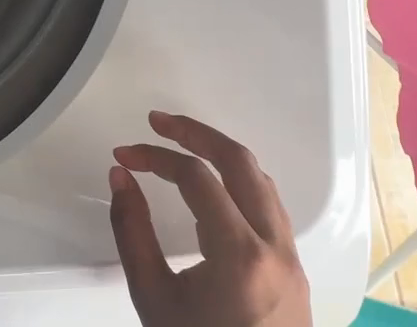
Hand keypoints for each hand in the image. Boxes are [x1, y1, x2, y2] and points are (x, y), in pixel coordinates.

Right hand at [110, 112, 311, 326]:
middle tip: (158, 122)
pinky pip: (271, 208)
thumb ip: (131, 229)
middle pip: (241, 163)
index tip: (125, 155)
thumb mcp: (151, 295)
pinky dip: (239, 182)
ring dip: (221, 155)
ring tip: (183, 145)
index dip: (155, 155)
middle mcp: (275, 248)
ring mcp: (292, 262)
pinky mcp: (296, 274)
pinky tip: (212, 189)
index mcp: (239, 253)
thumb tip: (121, 176)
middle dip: (196, 133)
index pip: (195, 176)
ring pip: (263, 183)